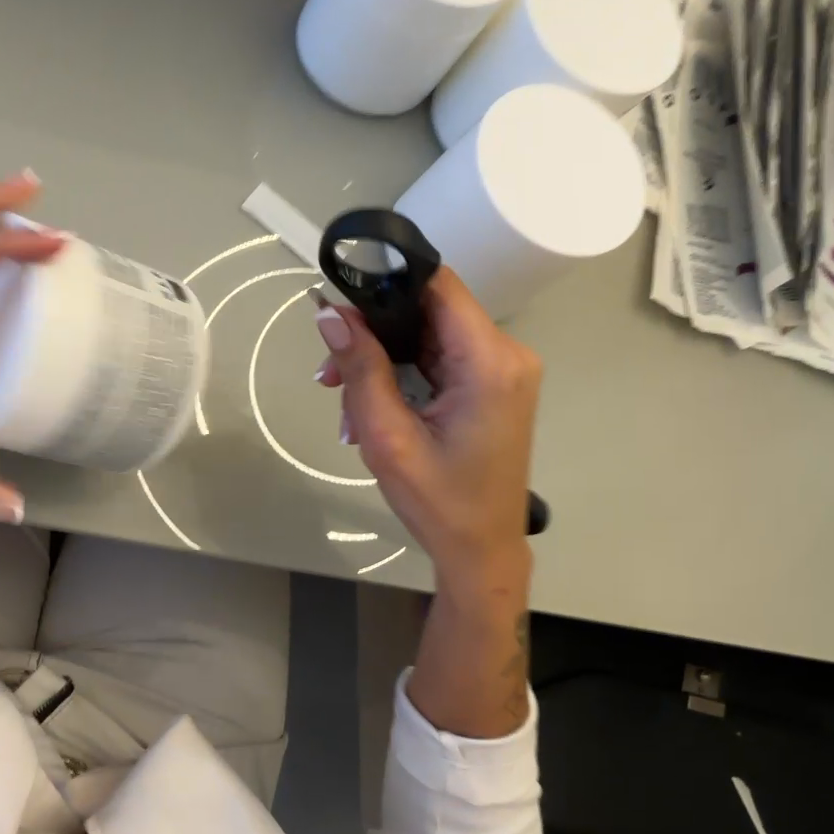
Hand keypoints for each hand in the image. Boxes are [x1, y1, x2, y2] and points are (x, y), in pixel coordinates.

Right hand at [313, 267, 541, 582]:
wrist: (479, 550)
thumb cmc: (437, 500)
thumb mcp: (387, 436)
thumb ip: (361, 369)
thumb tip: (330, 314)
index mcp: (488, 361)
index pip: (437, 286)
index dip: (385, 283)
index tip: (337, 305)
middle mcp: (505, 354)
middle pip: (427, 313)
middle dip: (372, 338)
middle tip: (329, 379)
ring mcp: (501, 371)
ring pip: (427, 339)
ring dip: (381, 366)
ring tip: (350, 412)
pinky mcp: (491, 387)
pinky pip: (438, 363)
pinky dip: (402, 381)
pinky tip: (373, 414)